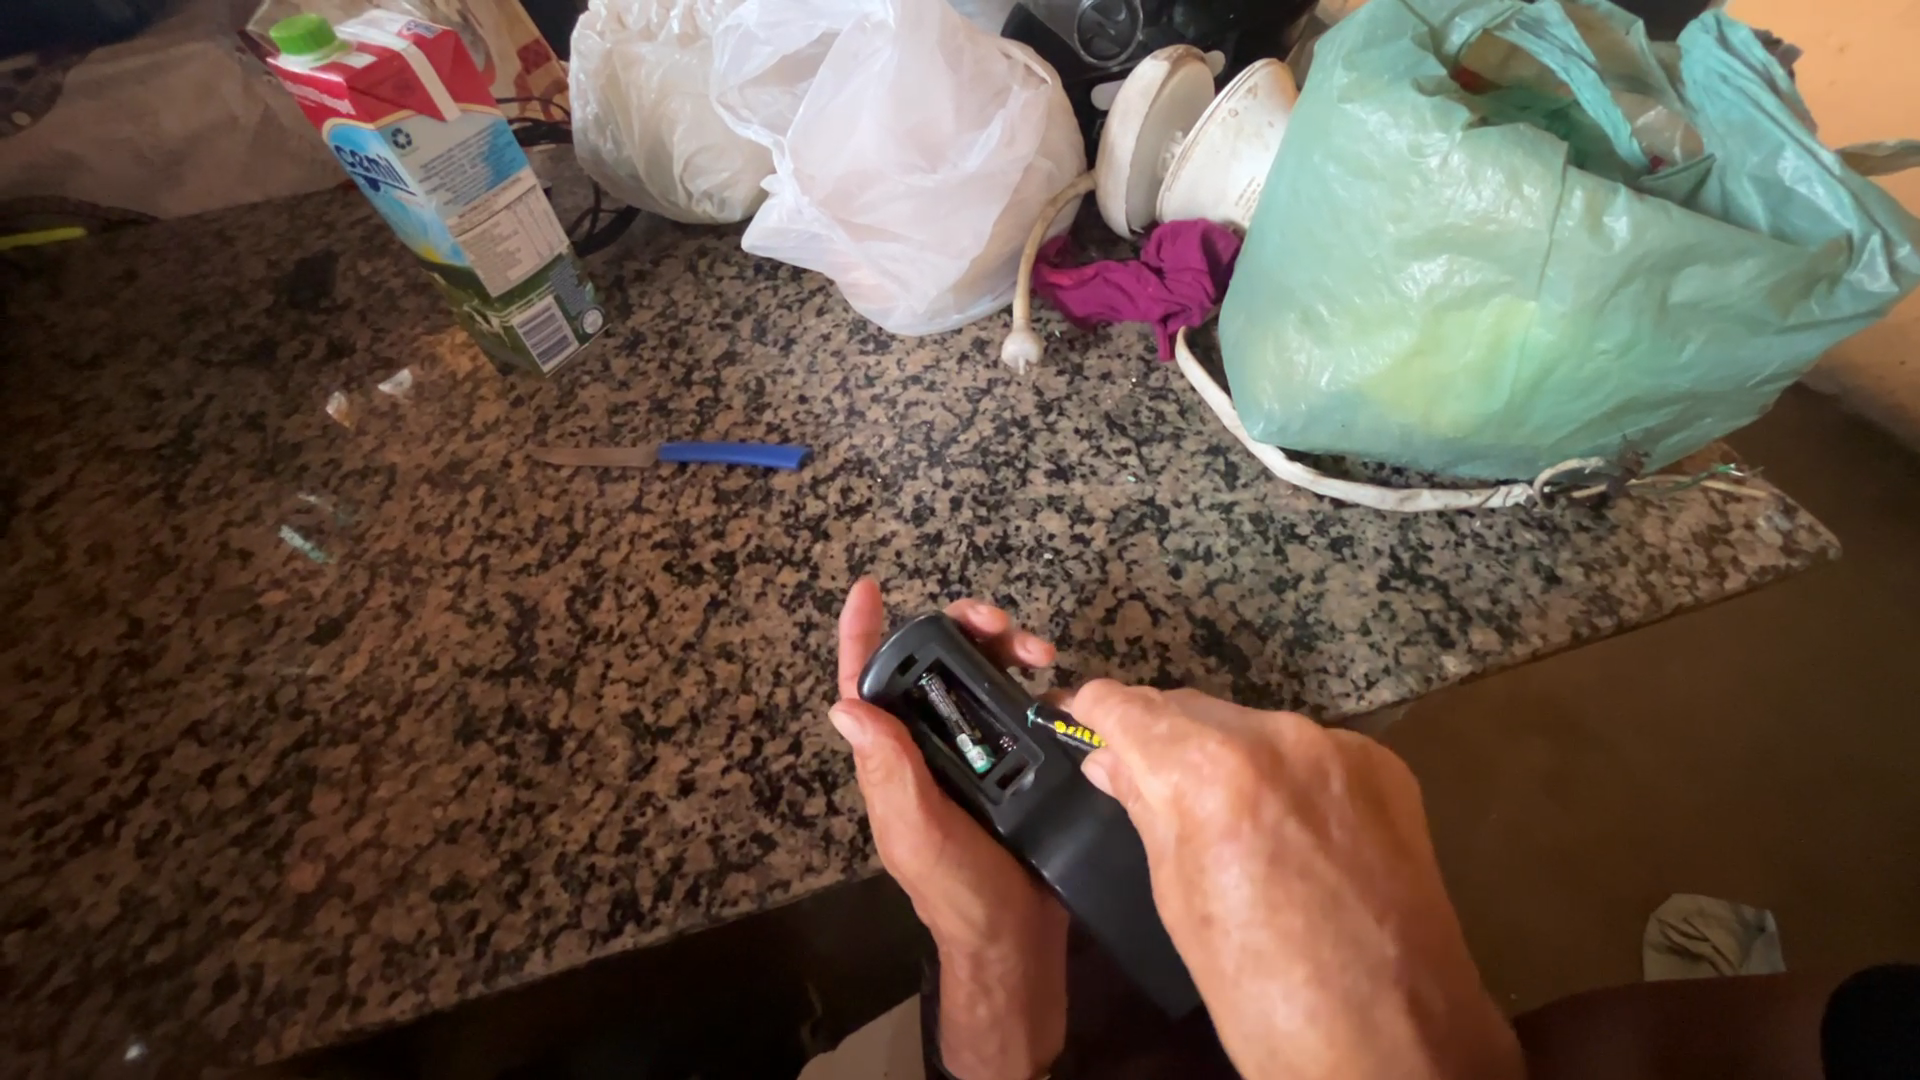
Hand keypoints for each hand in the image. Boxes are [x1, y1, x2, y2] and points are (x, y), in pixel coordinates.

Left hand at [832, 578, 1067, 1079]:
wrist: (1019, 937)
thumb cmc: (958, 891)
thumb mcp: (916, 832)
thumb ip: (888, 773)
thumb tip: (845, 705)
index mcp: (893, 754)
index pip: (866, 683)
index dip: (861, 633)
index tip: (868, 589)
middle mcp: (929, 740)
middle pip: (934, 662)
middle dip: (963, 627)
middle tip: (999, 622)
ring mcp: (974, 745)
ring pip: (979, 672)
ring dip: (1005, 646)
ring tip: (1041, 649)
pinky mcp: (1015, 755)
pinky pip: (1019, 701)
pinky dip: (1034, 680)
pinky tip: (1056, 679)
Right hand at [1068, 681, 1522, 1079]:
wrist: (1400, 1052)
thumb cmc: (1260, 992)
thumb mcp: (1176, 897)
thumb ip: (1141, 806)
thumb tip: (1106, 760)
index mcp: (1207, 772)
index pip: (1122, 703)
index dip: (1091, 713)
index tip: (1079, 724)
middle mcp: (1272, 735)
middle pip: (1182, 705)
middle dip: (1155, 736)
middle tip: (1144, 780)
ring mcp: (1334, 745)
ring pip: (1241, 723)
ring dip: (1217, 751)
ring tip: (1222, 811)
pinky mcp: (1381, 764)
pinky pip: (1299, 746)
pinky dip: (1275, 769)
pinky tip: (1285, 823)